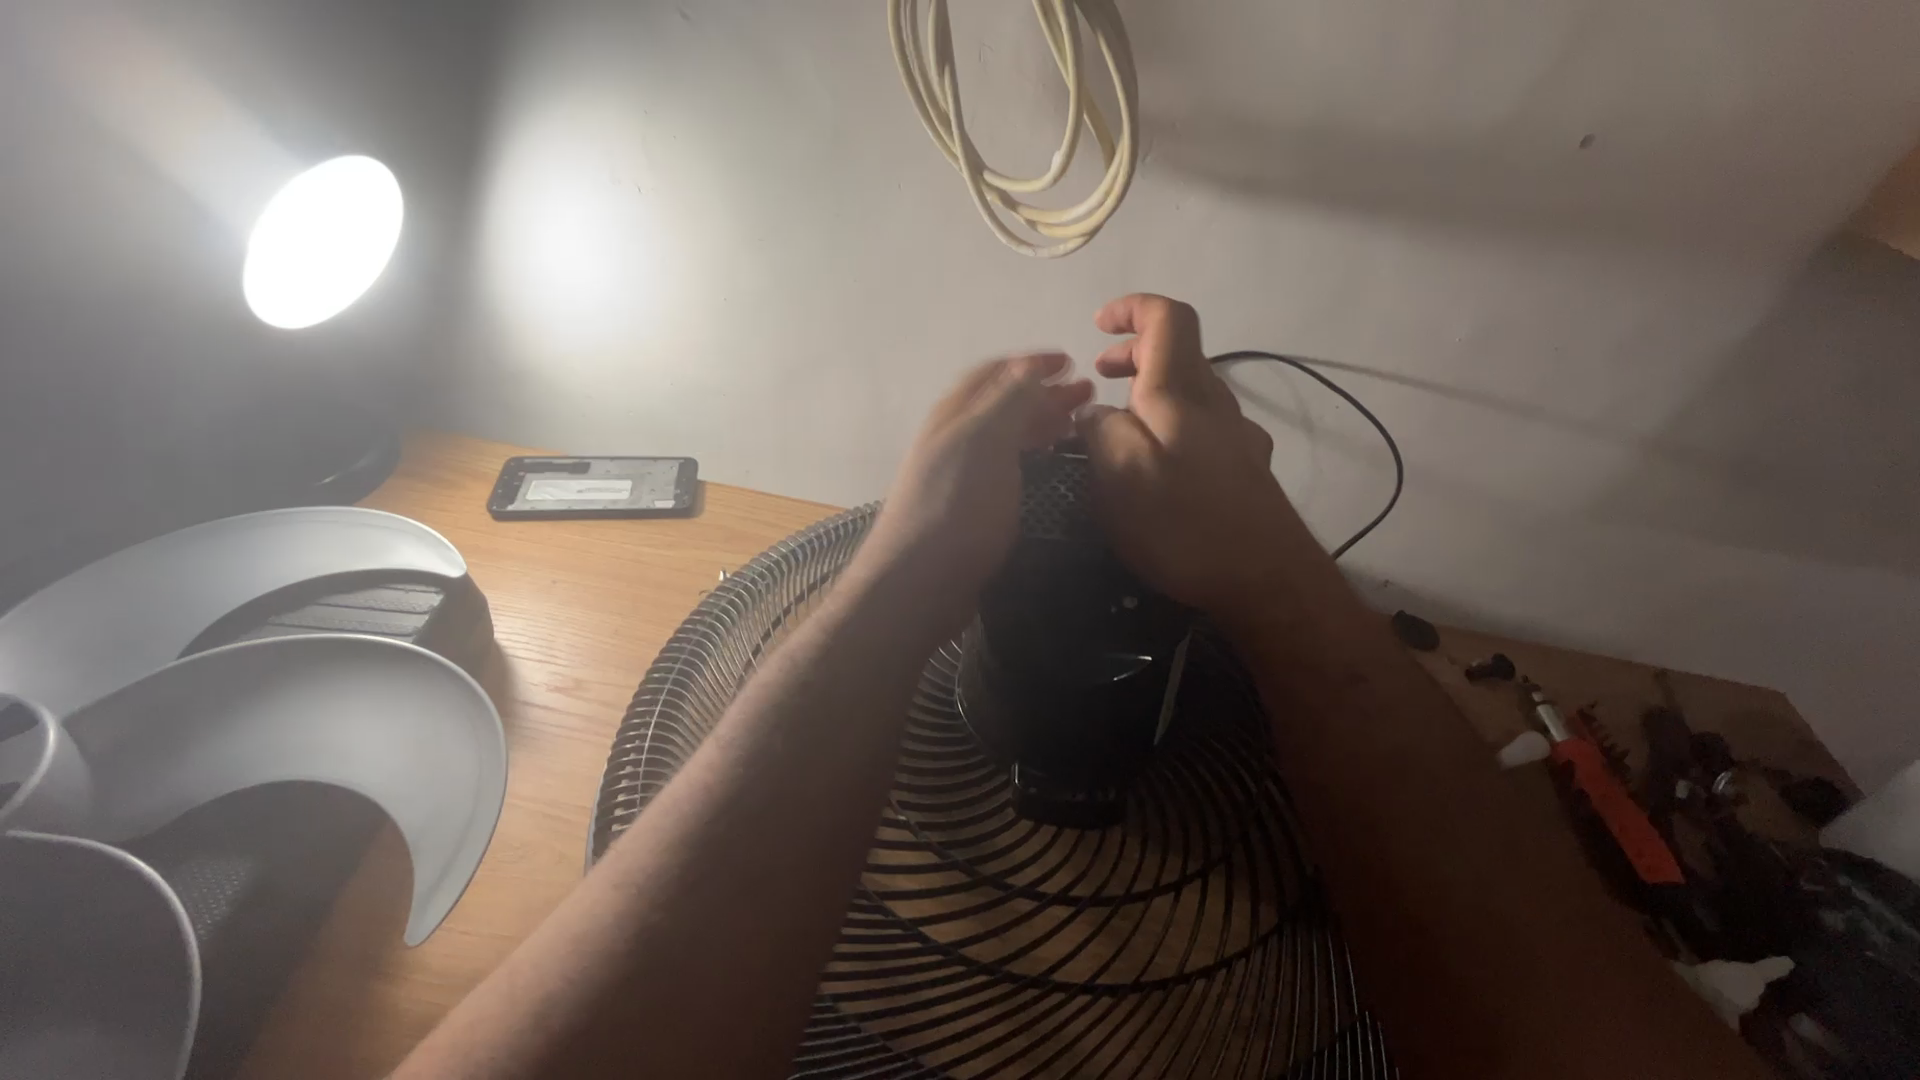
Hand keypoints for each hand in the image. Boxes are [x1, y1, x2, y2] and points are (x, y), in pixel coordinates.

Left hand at [853, 351, 1092, 631]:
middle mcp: (953, 439)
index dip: (1032, 364)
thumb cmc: (955, 505)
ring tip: (1075, 430)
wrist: (918, 582)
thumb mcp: (985, 440)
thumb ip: (1009, 400)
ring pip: (1003, 437)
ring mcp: (959, 476)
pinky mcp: (968, 511)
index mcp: (955, 414)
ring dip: (1039, 425)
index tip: (1072, 362)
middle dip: (1043, 394)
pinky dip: (1030, 459)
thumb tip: (1031, 367)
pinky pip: (1005, 469)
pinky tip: (1047, 472)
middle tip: (1087, 398)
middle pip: (1001, 404)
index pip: (995, 373)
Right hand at [1076, 294, 1336, 626]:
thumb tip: (1094, 412)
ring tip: (1117, 423)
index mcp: (1181, 395)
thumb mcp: (1120, 476)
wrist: (1267, 582)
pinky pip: (1203, 429)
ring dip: (1151, 392)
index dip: (1133, 308)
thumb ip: (1100, 431)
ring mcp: (1238, 439)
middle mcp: (1216, 406)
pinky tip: (1156, 469)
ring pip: (1192, 394)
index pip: (1168, 318)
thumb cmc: (1184, 526)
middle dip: (1134, 353)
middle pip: (1180, 354)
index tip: (1098, 325)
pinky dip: (1171, 427)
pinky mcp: (1246, 472)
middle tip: (1098, 375)